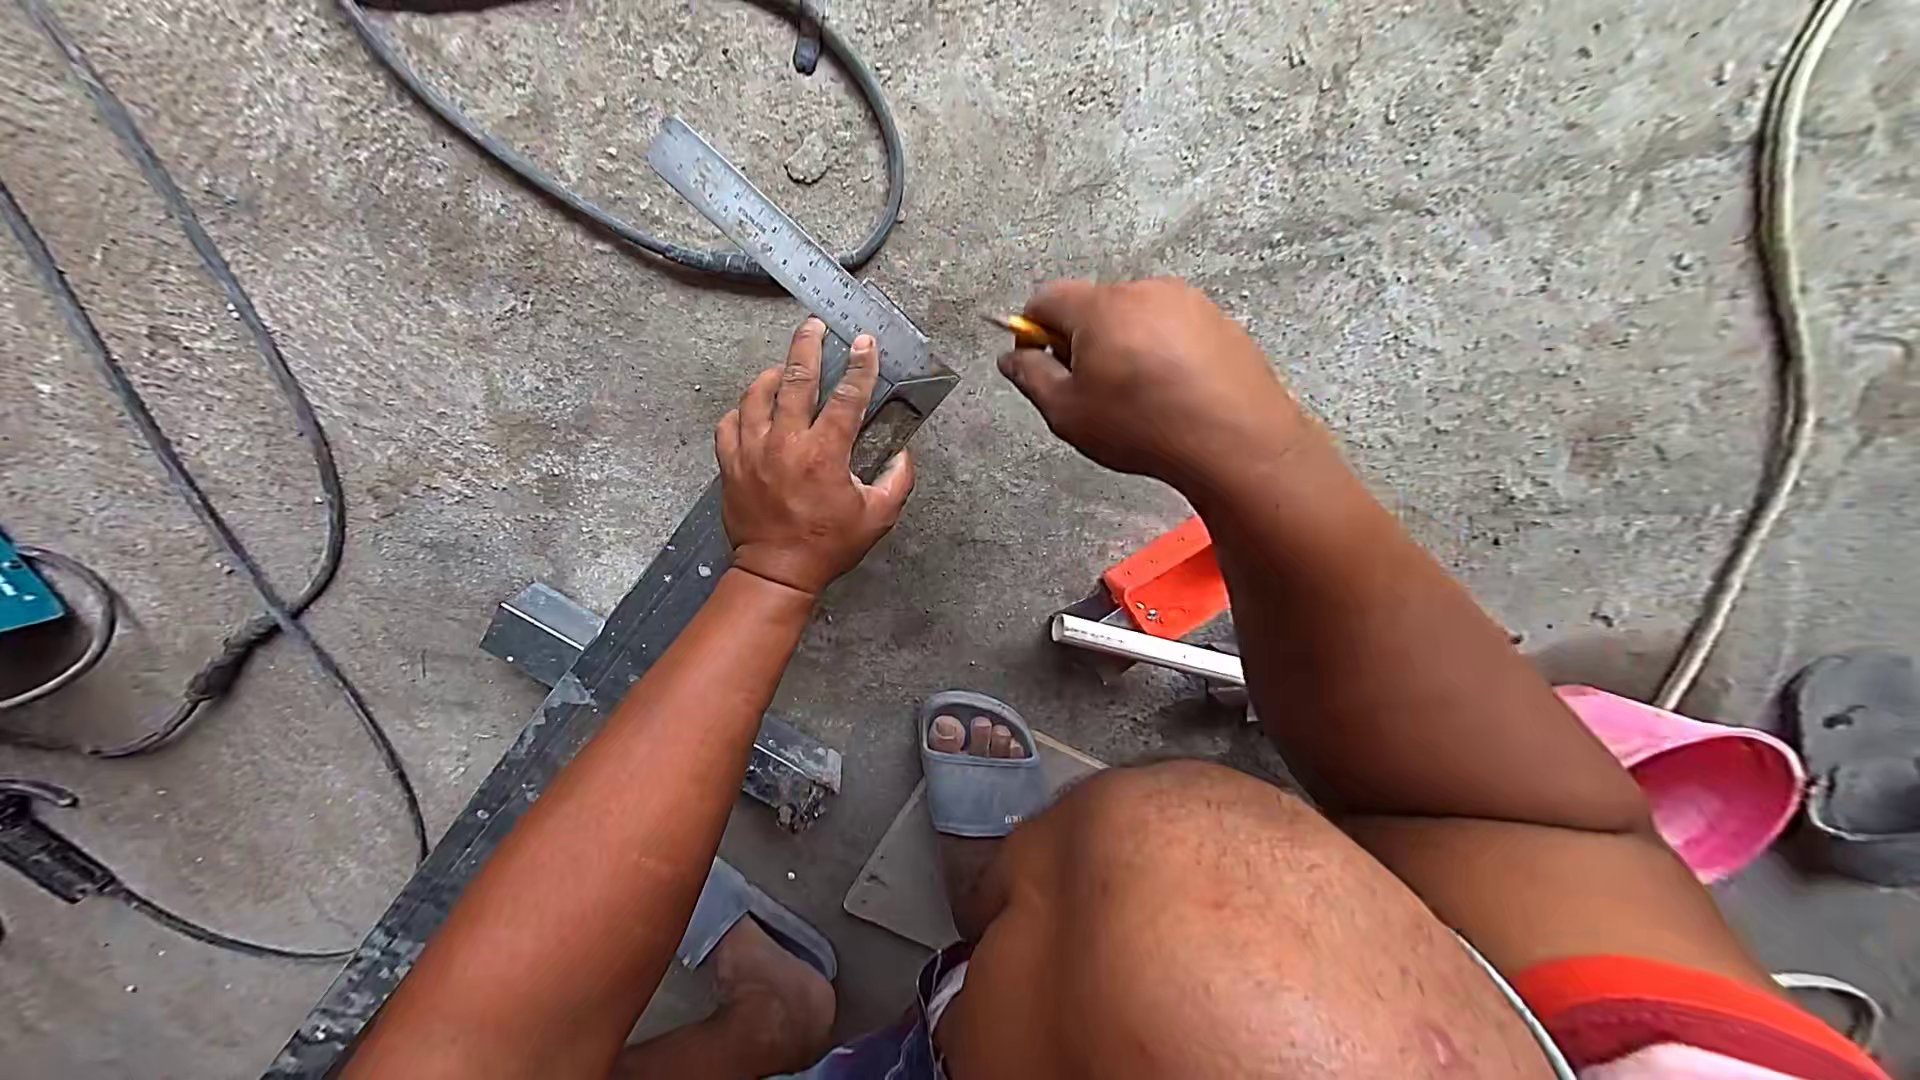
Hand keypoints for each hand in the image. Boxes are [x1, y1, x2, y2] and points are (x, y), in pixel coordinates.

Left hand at [716, 317, 915, 594]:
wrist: (777, 571)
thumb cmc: (827, 547)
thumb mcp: (877, 518)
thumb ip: (898, 481)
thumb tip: (904, 455)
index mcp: (824, 453)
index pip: (847, 396)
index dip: (861, 366)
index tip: (866, 344)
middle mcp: (786, 443)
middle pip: (796, 378)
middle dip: (808, 346)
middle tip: (815, 326)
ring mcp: (753, 451)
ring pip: (757, 394)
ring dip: (772, 373)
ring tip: (784, 365)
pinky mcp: (731, 464)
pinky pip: (730, 422)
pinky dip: (742, 408)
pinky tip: (753, 406)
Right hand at [997, 278, 1305, 490]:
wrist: (1233, 439)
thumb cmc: (1147, 427)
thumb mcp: (1067, 412)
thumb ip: (1030, 377)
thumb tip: (1012, 358)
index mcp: (1100, 308)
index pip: (1046, 298)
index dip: (1030, 330)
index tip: (1037, 362)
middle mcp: (1144, 292)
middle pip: (1091, 306)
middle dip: (1079, 341)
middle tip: (1086, 390)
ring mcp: (1185, 302)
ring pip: (1131, 317)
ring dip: (1120, 346)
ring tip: (1132, 398)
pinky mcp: (1215, 320)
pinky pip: (1168, 328)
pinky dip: (1156, 352)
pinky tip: (1165, 393)